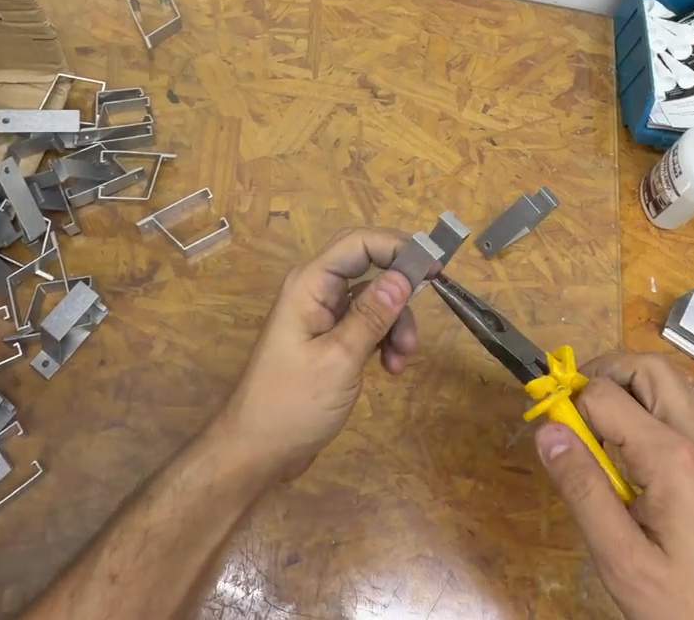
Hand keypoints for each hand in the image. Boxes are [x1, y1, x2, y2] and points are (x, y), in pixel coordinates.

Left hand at [213, 228, 420, 480]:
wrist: (257, 450)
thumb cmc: (292, 403)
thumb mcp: (339, 359)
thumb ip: (371, 316)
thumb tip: (404, 276)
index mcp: (310, 284)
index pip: (359, 243)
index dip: (398, 246)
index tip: (435, 267)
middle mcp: (315, 290)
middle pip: (367, 265)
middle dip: (400, 285)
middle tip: (431, 296)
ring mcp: (321, 315)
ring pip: (372, 298)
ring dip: (395, 322)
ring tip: (404, 359)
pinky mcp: (329, 339)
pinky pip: (365, 324)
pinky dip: (383, 340)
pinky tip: (391, 368)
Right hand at [535, 353, 693, 619]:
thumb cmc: (691, 611)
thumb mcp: (623, 561)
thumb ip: (583, 490)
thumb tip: (548, 431)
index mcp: (675, 461)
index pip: (605, 395)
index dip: (569, 406)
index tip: (553, 432)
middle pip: (648, 369)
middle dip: (604, 375)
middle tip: (576, 410)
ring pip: (672, 388)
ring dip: (631, 394)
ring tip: (602, 438)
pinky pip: (689, 418)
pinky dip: (655, 417)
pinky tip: (639, 465)